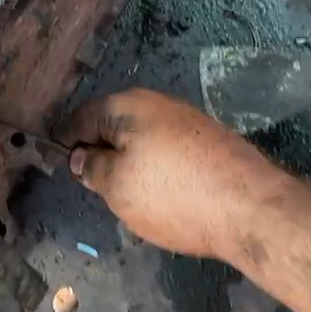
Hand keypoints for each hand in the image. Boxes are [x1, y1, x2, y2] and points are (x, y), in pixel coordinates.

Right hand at [61, 89, 283, 259]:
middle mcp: (156, 102)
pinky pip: (167, 149)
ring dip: (130, 162)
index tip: (59, 166)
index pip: (81, 117)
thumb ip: (92, 167)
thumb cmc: (173, 194)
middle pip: (114, 125)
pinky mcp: (208, 141)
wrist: (251, 208)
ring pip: (142, 139)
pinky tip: (164, 194)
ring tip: (130, 196)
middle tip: (95, 187)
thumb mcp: (118, 187)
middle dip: (100, 152)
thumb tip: (81, 156)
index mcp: (127, 105)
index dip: (66, 141)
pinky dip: (157, 167)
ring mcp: (186, 120)